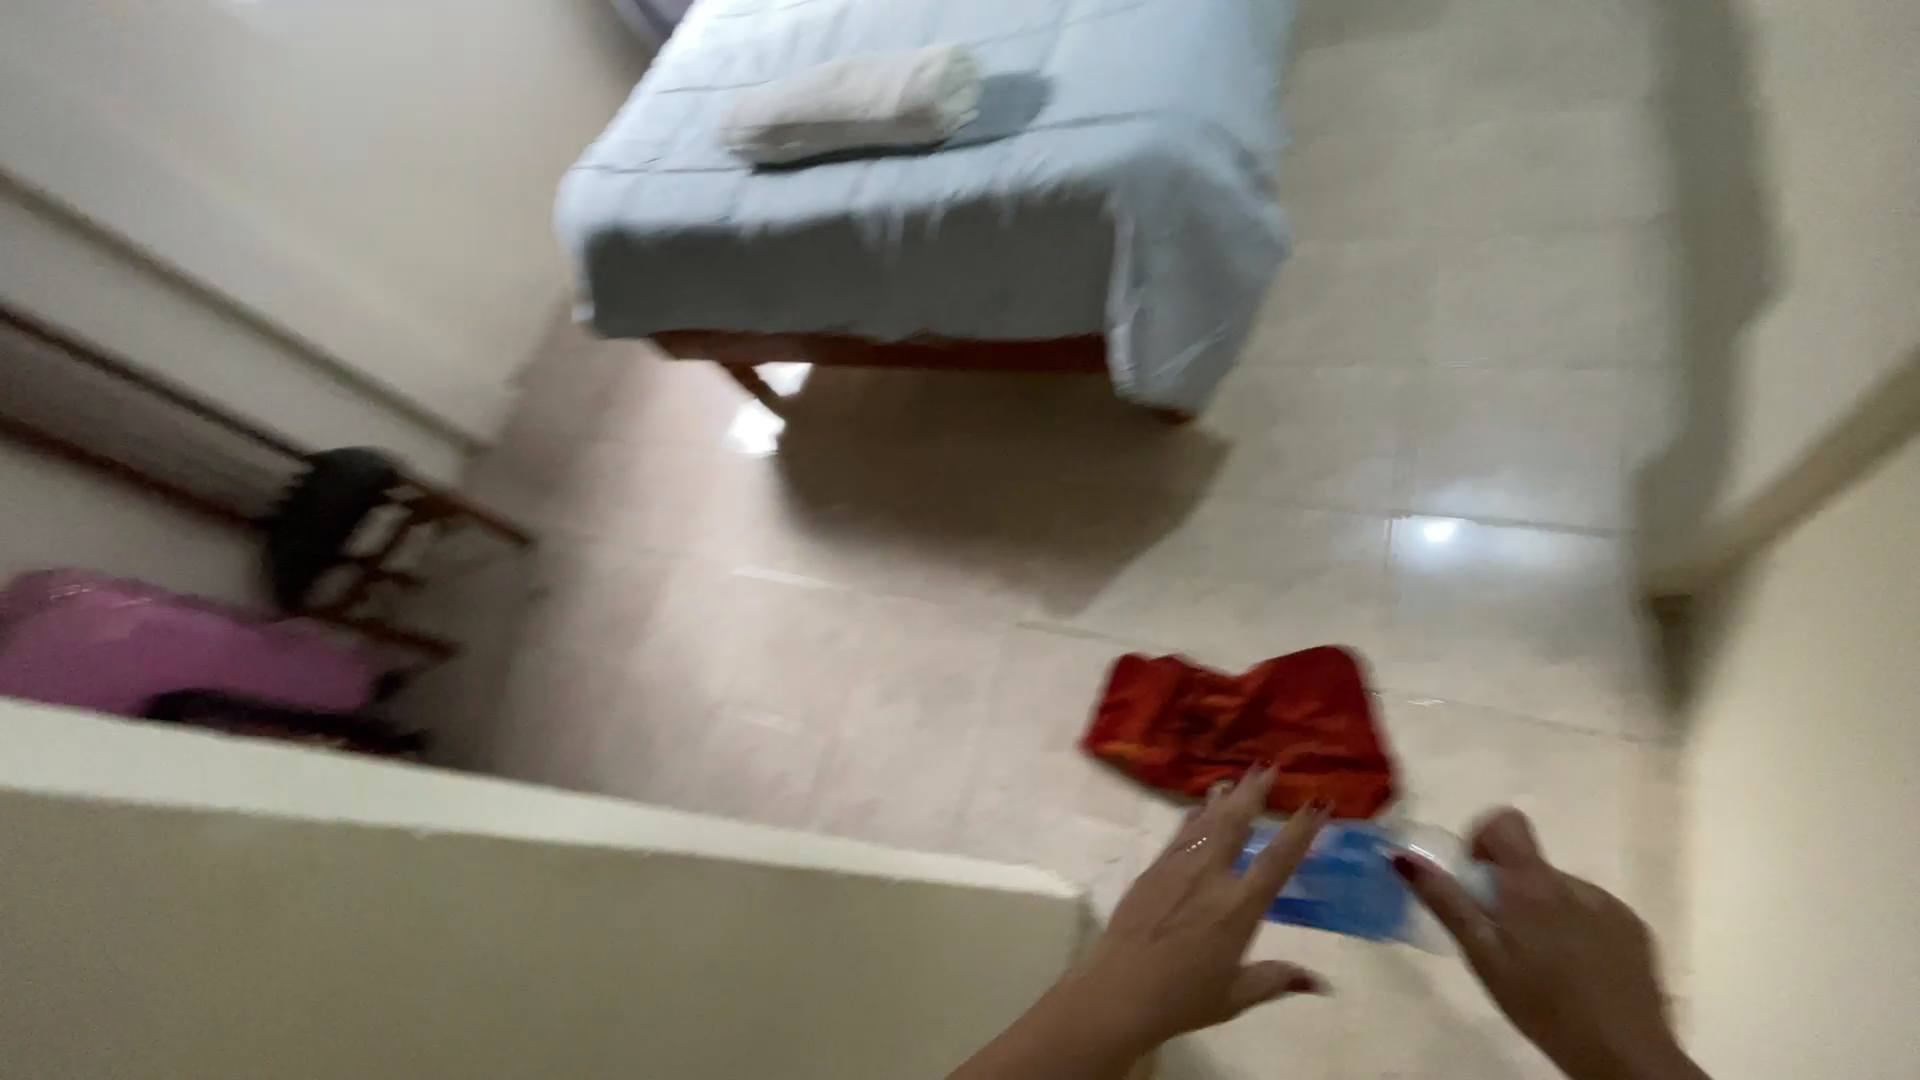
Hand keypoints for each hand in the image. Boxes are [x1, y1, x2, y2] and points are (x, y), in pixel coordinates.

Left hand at [1077, 766, 1333, 1049]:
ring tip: (1234, 777)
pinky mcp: (1153, 869)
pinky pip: (1178, 835)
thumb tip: (1318, 982)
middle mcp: (1209, 877)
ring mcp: (1177, 868)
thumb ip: (1276, 980)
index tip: (1316, 804)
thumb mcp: (1236, 996)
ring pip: (1205, 823)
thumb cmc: (1184, 997)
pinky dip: (1192, 819)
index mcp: (1238, 907)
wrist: (1122, 987)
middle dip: (1252, 793)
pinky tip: (1197, 809)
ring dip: (1222, 798)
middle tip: (1266, 767)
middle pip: (1235, 824)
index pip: (1277, 861)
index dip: (1299, 830)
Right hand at [1394, 808, 1707, 1079]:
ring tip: (1540, 958)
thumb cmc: (1540, 1003)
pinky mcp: (1637, 932)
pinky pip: (1592, 910)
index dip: (1483, 840)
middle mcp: (1575, 884)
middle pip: (1528, 862)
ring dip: (1542, 909)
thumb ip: (1444, 900)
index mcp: (1534, 883)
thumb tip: (1402, 856)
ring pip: (1559, 889)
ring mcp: (1612, 907)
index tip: (1476, 880)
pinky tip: (1574, 968)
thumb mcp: (1480, 954)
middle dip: (1508, 887)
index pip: (1506, 821)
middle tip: (1500, 935)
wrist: (1628, 1060)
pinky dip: (1575, 927)